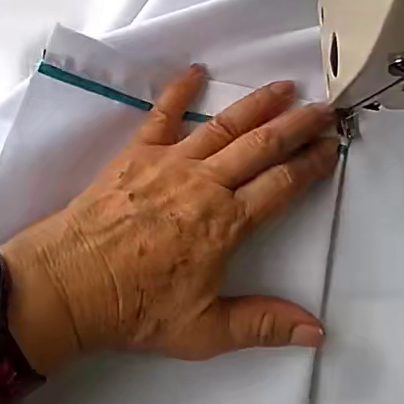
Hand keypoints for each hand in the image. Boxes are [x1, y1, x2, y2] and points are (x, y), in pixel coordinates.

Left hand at [2, 65, 340, 374]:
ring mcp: (169, 163)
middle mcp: (204, 184)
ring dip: (256, 104)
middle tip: (324, 108)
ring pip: (223, 126)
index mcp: (226, 223)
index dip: (311, 165)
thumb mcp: (205, 331)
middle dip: (297, 125)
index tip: (332, 146)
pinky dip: (179, 90)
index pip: (282, 186)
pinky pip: (161, 114)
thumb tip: (318, 332)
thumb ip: (263, 325)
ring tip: (284, 86)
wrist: (71, 282)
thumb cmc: (136, 307)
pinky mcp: (135, 154)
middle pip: (262, 146)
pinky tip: (195, 70)